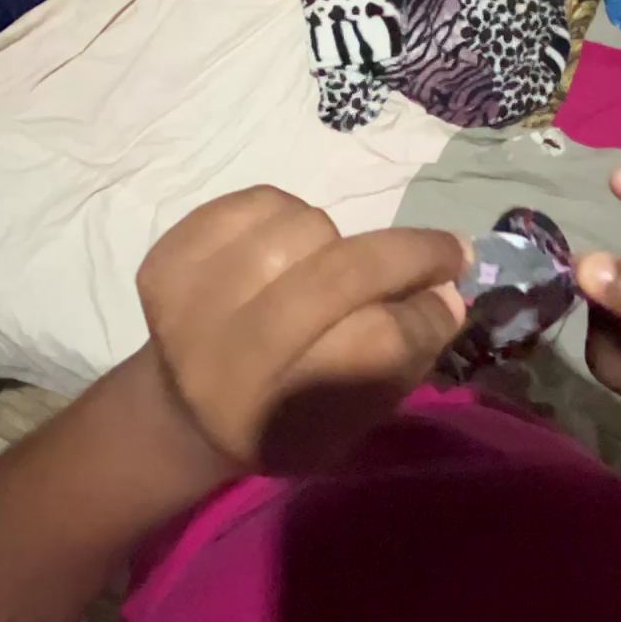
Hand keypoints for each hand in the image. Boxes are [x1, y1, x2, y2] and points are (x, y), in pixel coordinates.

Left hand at [137, 186, 466, 473]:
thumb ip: (404, 361)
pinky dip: (286, 214)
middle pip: (339, 276)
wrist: (181, 407)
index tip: (452, 291)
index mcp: (279, 414)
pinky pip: (257, 201)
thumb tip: (447, 292)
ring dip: (335, 240)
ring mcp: (189, 299)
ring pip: (303, 225)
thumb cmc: (282, 419)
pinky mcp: (167, 256)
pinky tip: (283, 247)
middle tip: (443, 250)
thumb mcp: (350, 420)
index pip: (375, 344)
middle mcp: (229, 357)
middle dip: (409, 253)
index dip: (426, 314)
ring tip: (329, 264)